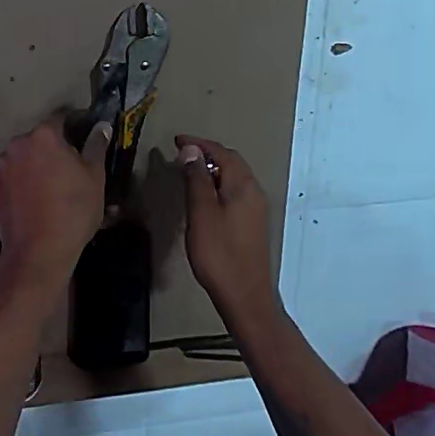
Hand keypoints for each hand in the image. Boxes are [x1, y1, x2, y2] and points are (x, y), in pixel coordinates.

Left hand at [0, 120, 107, 279]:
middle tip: (75, 166)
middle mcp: (18, 145)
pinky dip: (28, 180)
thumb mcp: (94, 175)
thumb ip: (96, 145)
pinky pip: (17, 175)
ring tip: (58, 185)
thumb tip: (102, 126)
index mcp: (44, 136)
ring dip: (41, 164)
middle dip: (57, 147)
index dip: (76, 125)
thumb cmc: (73, 208)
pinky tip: (42, 198)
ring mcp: (3, 167)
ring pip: (28, 157)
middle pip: (41, 138)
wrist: (37, 251)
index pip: (61, 118)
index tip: (87, 139)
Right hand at [174, 135, 278, 317]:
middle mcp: (255, 191)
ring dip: (214, 170)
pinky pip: (236, 192)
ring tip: (190, 173)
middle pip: (232, 162)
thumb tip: (192, 149)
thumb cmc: (219, 253)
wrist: (245, 294)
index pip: (222, 152)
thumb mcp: (201, 213)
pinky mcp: (254, 223)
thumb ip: (196, 179)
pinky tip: (206, 198)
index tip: (177, 140)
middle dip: (208, 154)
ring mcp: (257, 208)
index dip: (199, 143)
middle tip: (182, 154)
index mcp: (244, 185)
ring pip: (235, 178)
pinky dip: (220, 185)